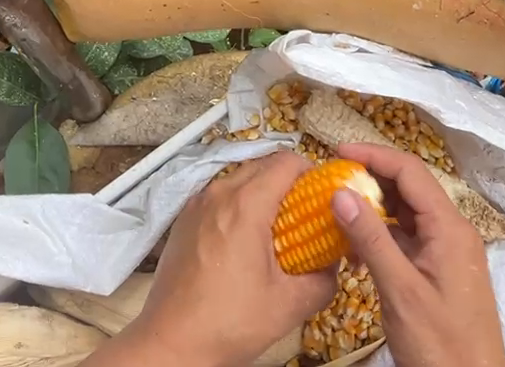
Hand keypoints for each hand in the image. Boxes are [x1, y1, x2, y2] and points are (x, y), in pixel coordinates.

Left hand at [90, 150, 334, 366]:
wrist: (171, 343)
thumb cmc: (230, 322)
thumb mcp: (288, 306)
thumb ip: (322, 280)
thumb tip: (333, 264)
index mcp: (246, 204)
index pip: (286, 161)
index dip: (310, 171)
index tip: (322, 196)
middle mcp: (219, 192)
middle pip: (263, 165)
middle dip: (288, 182)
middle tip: (305, 214)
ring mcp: (197, 202)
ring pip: (239, 178)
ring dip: (262, 192)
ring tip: (275, 230)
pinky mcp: (184, 217)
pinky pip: (219, 195)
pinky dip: (238, 204)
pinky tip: (243, 241)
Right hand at [332, 142, 504, 366]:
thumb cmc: (440, 344)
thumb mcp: (400, 291)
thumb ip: (370, 238)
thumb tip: (339, 191)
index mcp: (449, 227)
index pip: (410, 170)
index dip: (373, 155)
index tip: (337, 153)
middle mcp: (452, 230)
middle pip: (409, 187)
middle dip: (371, 178)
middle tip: (332, 180)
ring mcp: (447, 250)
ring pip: (407, 211)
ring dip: (374, 207)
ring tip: (338, 209)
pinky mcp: (439, 269)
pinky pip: (408, 237)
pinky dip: (382, 234)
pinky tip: (356, 248)